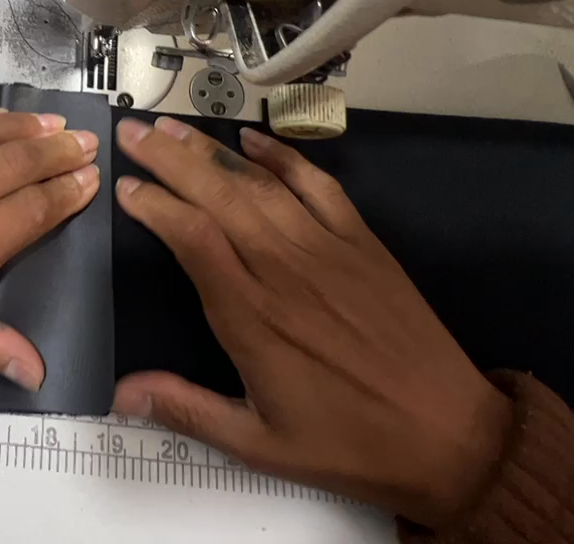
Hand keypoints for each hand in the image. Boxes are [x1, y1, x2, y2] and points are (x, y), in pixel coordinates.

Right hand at [109, 117, 511, 526]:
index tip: (124, 187)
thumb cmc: (348, 441)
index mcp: (253, 316)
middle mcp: (283, 268)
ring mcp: (325, 247)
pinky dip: (282, 155)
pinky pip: (316, 184)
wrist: (454, 439)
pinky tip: (251, 138)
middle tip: (131, 131)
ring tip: (171, 128)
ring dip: (210, 151)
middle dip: (168, 159)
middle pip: (216, 196)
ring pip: (257, 183)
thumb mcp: (260, 445)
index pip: (191, 238)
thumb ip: (186, 409)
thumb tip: (119, 394)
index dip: (154, 205)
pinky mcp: (360, 240)